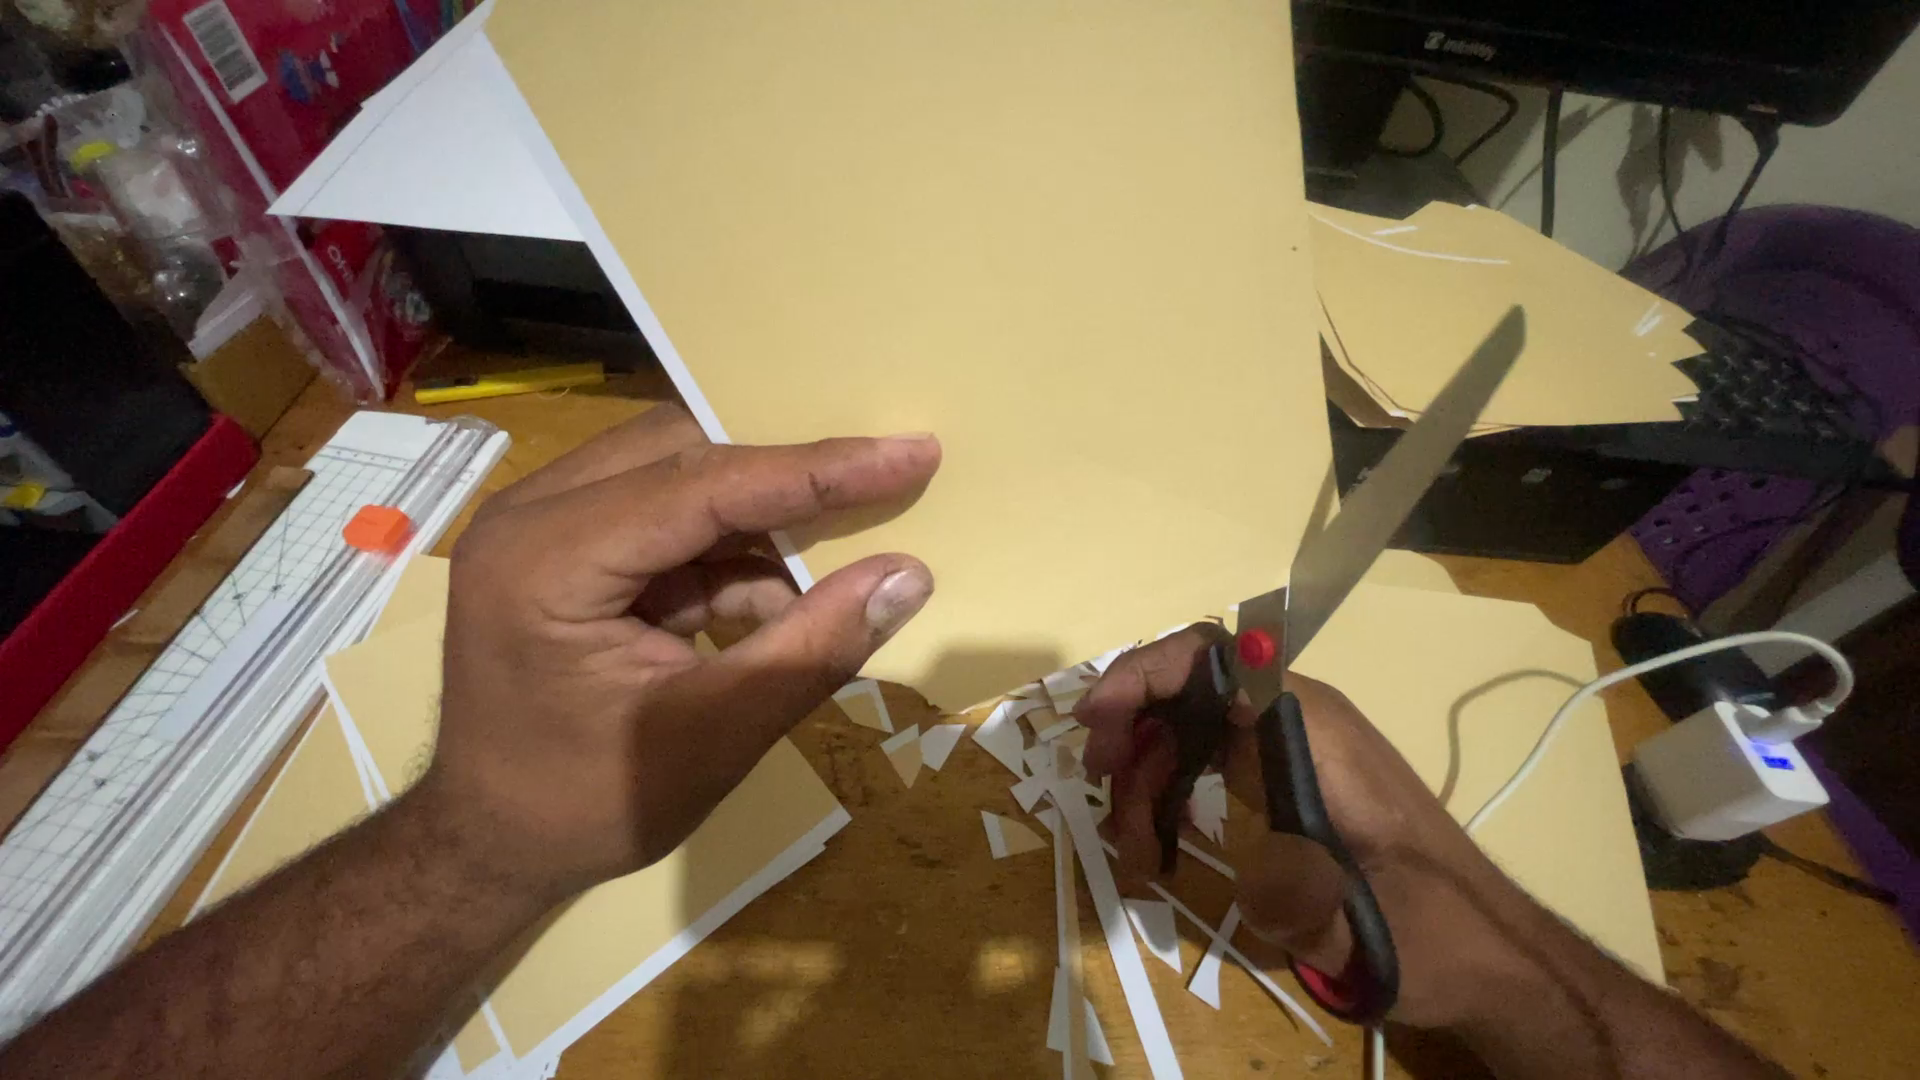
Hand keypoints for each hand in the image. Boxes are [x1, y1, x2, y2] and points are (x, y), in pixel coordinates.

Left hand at [423, 404, 940, 896]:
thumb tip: (910, 575)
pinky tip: (779, 603)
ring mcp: (553, 524)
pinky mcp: (580, 545)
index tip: (911, 452)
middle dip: (794, 477)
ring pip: (690, 477)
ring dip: (769, 520)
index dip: (818, 469)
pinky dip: (742, 555)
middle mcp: (538, 514)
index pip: (704, 483)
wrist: (495, 843)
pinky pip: (681, 518)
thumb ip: (813, 649)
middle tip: (887, 482)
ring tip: (838, 560)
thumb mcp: (715, 736)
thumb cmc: (588, 805)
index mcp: (547, 560)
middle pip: (692, 453)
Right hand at [1078, 626, 1546, 1029]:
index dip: (1143, 675)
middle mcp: (1288, 719)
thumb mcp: (1362, 925)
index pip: (1211, 659)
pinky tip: (1159, 839)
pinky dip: (1168, 788)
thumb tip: (1226, 849)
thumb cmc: (1435, 934)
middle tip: (1101, 787)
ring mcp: (1280, 744)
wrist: (1489, 954)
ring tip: (1132, 846)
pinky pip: (1201, 755)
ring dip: (1143, 773)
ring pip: (1184, 725)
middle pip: (1183, 689)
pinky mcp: (1275, 773)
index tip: (1097, 723)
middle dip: (1129, 730)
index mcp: (1307, 727)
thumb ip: (1298, 893)